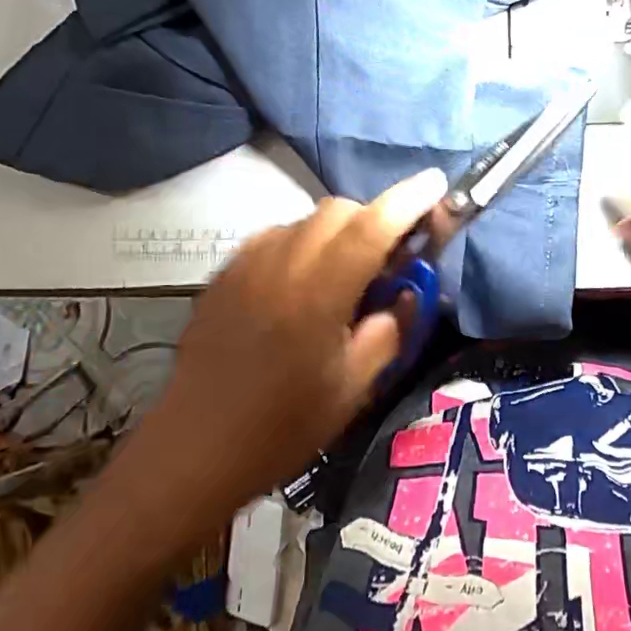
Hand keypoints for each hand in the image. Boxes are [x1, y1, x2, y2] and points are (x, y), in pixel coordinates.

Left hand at [133, 168, 450, 514]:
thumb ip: (387, 330)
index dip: (408, 201)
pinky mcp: (225, 272)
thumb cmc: (282, 426)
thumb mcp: (352, 389)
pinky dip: (301, 245)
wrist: (195, 447)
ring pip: (305, 221)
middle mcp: (281, 262)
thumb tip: (404, 293)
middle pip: (338, 211)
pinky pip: (275, 237)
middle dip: (373, 219)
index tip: (435, 184)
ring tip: (341, 277)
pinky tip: (299, 284)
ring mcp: (246, 262)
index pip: (372, 227)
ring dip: (336, 233)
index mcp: (318, 292)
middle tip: (388, 260)